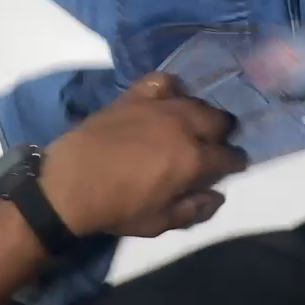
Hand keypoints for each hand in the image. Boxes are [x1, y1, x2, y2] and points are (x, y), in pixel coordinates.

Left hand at [39, 73, 247, 238]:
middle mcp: (183, 126)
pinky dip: (171, 89)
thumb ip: (193, 209)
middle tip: (210, 147)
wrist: (69, 183)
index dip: (235, 163)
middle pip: (219, 120)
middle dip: (221, 134)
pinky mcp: (135, 95)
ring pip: (195, 101)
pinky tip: (167, 101)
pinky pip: (163, 81)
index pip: (229, 156)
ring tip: (191, 126)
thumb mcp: (158, 223)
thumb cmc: (116, 208)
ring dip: (199, 114)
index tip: (232, 166)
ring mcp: (159, 106)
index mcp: (193, 159)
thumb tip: (216, 196)